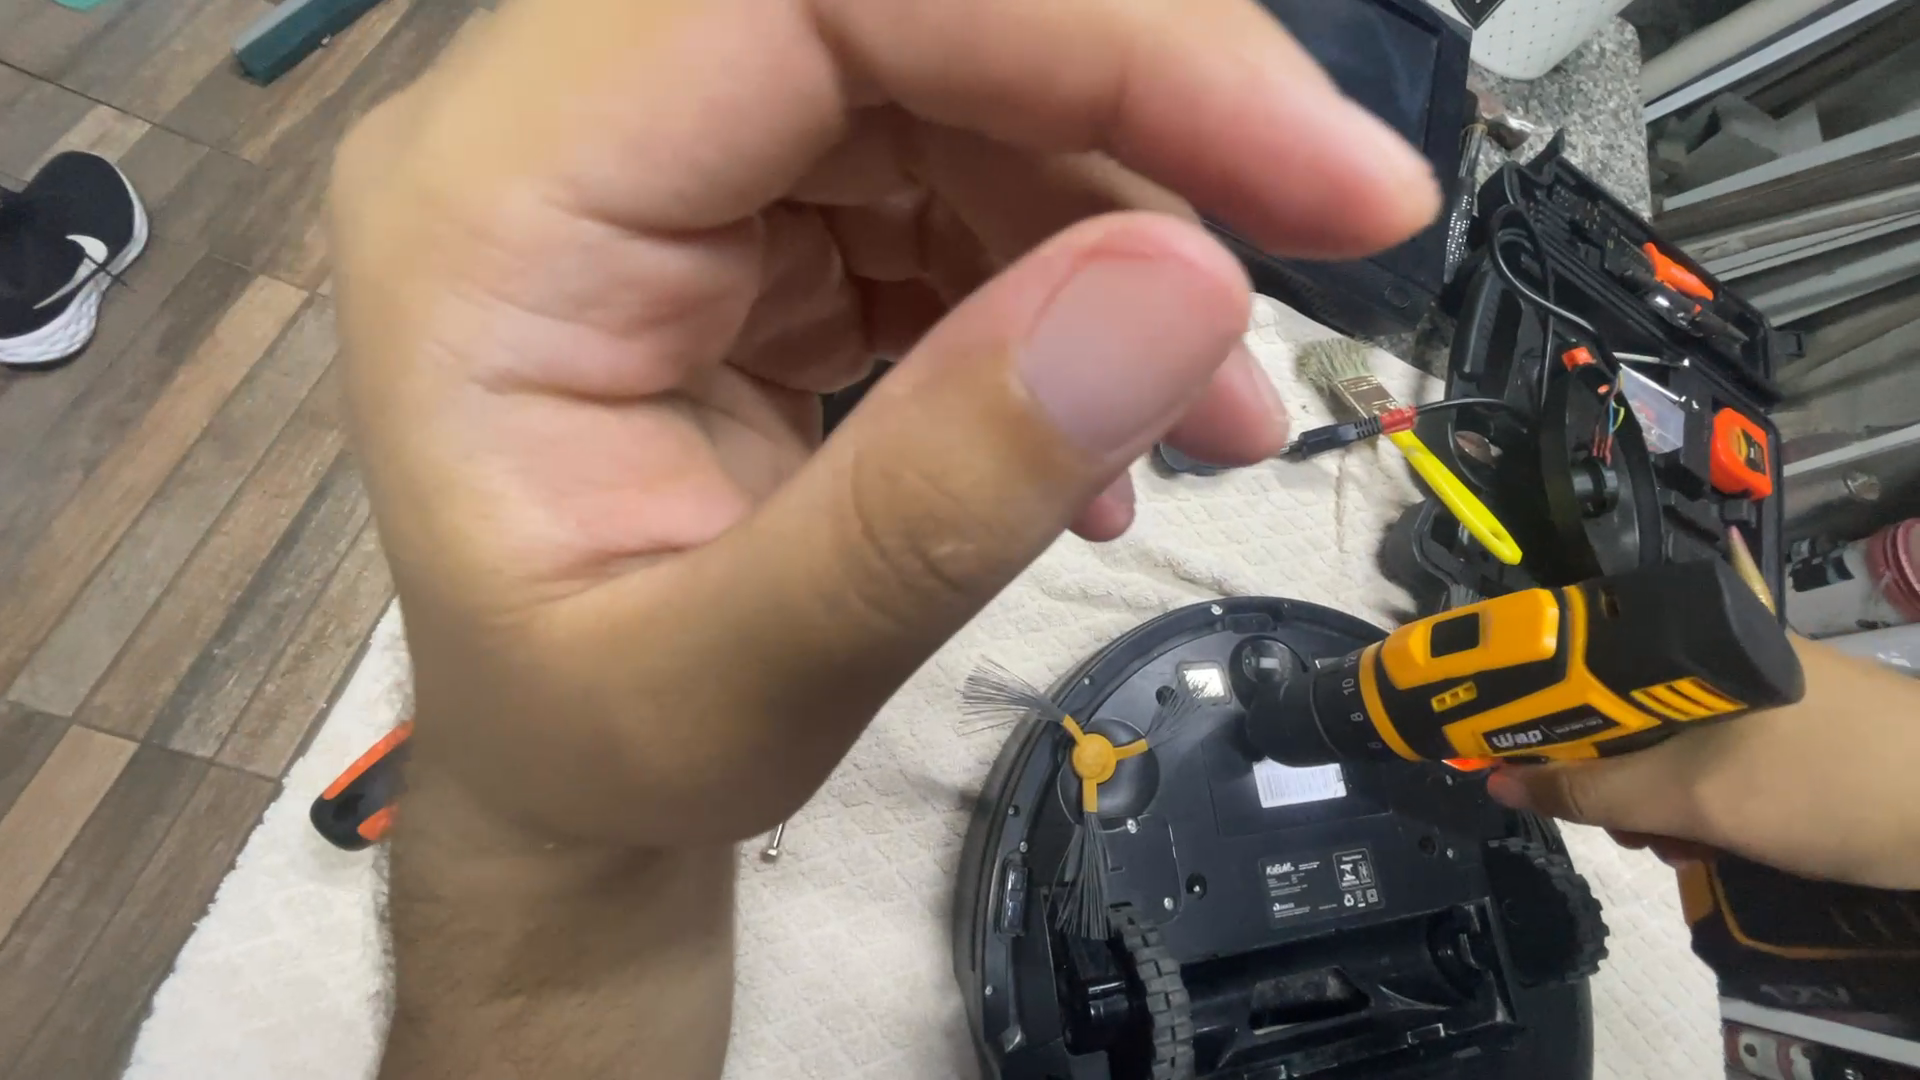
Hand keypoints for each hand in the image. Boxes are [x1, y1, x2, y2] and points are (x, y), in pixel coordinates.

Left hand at [330, 0, 1438, 847]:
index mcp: (503, 217)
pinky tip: (1103, 442)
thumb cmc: (601, 750)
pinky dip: (1062, 296)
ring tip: (1210, 419)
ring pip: (943, 103)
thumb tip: (1186, 291)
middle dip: (1134, 115)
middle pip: (892, 17)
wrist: (569, 773)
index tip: (1308, 169)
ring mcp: (669, 188)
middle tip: (1308, 247)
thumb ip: (935, 501)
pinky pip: (938, 200)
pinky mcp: (749, 242)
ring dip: (1117, 236)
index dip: (1089, 36)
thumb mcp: (744, 677)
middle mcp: (571, 151)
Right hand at [1489, 640, 1919, 889]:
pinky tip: (1719, 836)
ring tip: (1679, 845)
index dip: (1536, 715)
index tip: (1527, 763)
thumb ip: (1587, 792)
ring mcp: (1757, 684)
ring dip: (1655, 794)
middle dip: (1606, 775)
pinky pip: (1713, 748)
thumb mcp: (1693, 798)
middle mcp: (1711, 650)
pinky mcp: (1795, 717)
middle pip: (1613, 707)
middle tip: (1621, 827)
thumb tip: (1494, 784)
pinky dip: (1702, 791)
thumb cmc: (1833, 787)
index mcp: (1680, 638)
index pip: (1568, 665)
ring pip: (1663, 735)